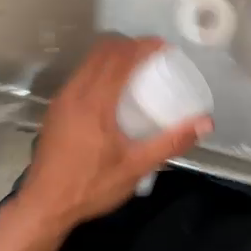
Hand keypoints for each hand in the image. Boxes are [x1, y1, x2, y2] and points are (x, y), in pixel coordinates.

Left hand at [17, 36, 211, 228]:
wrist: (45, 205)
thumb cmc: (91, 186)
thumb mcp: (136, 167)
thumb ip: (170, 142)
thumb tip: (205, 123)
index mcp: (95, 102)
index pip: (120, 58)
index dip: (143, 46)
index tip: (164, 48)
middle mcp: (75, 93)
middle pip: (102, 52)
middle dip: (128, 45)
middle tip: (152, 55)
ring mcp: (61, 100)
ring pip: (87, 63)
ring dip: (112, 56)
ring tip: (135, 68)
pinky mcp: (55, 111)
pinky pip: (79, 76)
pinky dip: (98, 70)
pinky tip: (111, 90)